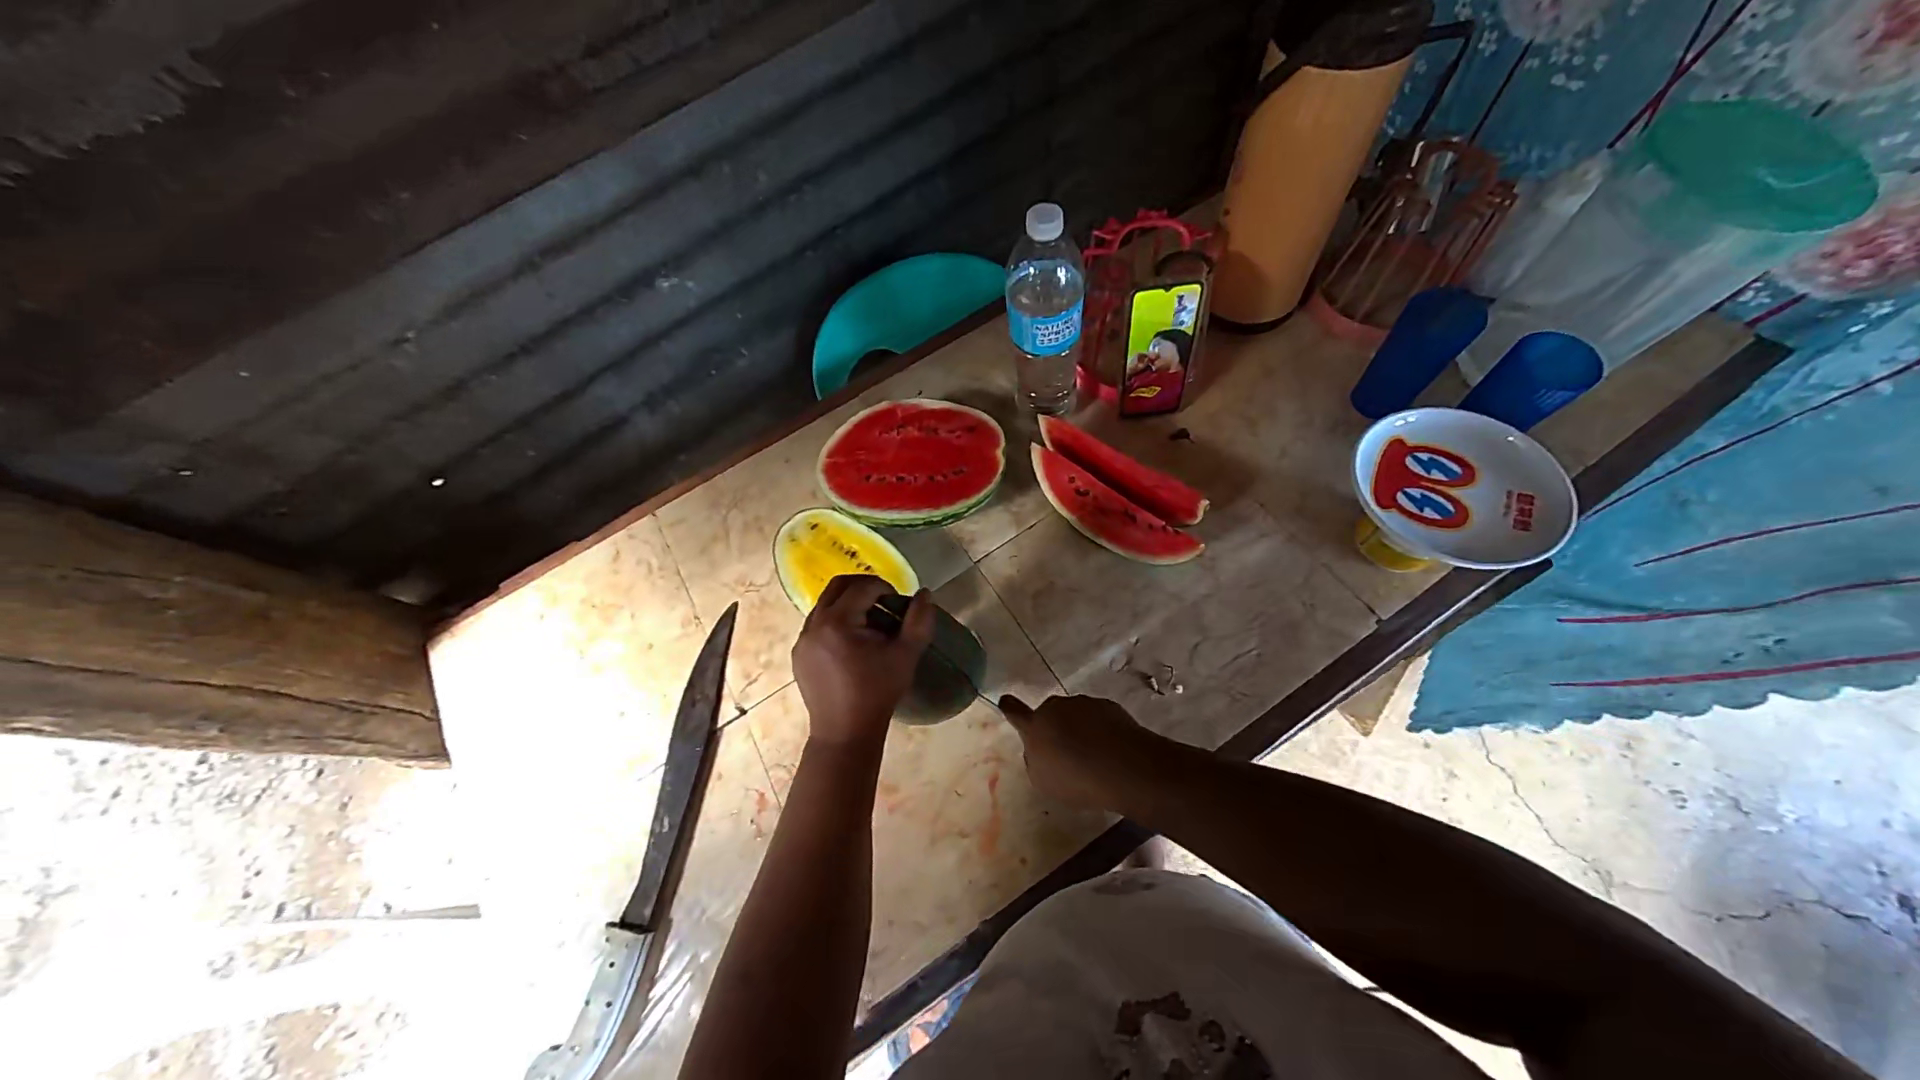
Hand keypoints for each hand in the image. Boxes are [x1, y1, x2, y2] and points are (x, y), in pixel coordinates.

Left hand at [792, 575, 933, 746]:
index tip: (898, 605)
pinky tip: (853, 644)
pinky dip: (836, 622)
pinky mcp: (799, 654)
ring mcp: (802, 640)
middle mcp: (813, 625)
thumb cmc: (878, 693)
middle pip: (838, 586)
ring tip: (870, 625)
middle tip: (884, 603)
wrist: (846, 732)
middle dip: (864, 588)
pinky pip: (817, 624)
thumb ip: (919, 620)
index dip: (885, 588)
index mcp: (837, 622)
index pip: (862, 587)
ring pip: (825, 605)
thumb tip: (925, 593)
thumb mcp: (906, 655)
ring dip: (849, 604)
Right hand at [998, 694, 1170, 811]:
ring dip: (1080, 729)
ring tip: (1095, 756)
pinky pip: (1099, 717)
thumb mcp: (1043, 780)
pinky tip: (1111, 750)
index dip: (1010, 707)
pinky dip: (1102, 729)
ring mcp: (1083, 703)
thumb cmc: (1076, 779)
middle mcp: (1056, 707)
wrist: (1122, 767)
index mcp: (1034, 726)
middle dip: (1057, 728)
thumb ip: (1036, 760)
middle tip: (1069, 753)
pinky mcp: (1108, 705)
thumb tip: (1040, 750)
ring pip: (1076, 715)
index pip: (1015, 712)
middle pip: (1051, 715)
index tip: (1006, 700)